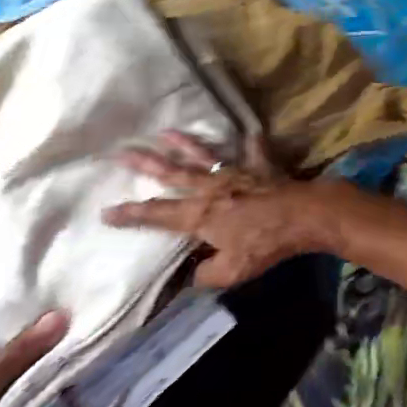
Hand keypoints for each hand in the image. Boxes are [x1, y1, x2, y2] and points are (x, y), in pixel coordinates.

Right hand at [103, 131, 334, 288]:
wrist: (301, 216)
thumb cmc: (264, 244)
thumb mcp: (232, 271)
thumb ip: (207, 273)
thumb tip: (193, 275)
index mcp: (199, 215)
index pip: (157, 215)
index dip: (130, 215)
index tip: (106, 212)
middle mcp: (210, 188)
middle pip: (172, 174)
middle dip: (144, 164)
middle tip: (121, 152)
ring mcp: (235, 173)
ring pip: (204, 155)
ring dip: (184, 143)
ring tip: (166, 131)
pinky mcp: (260, 168)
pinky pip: (254, 152)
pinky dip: (252, 144)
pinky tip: (251, 132)